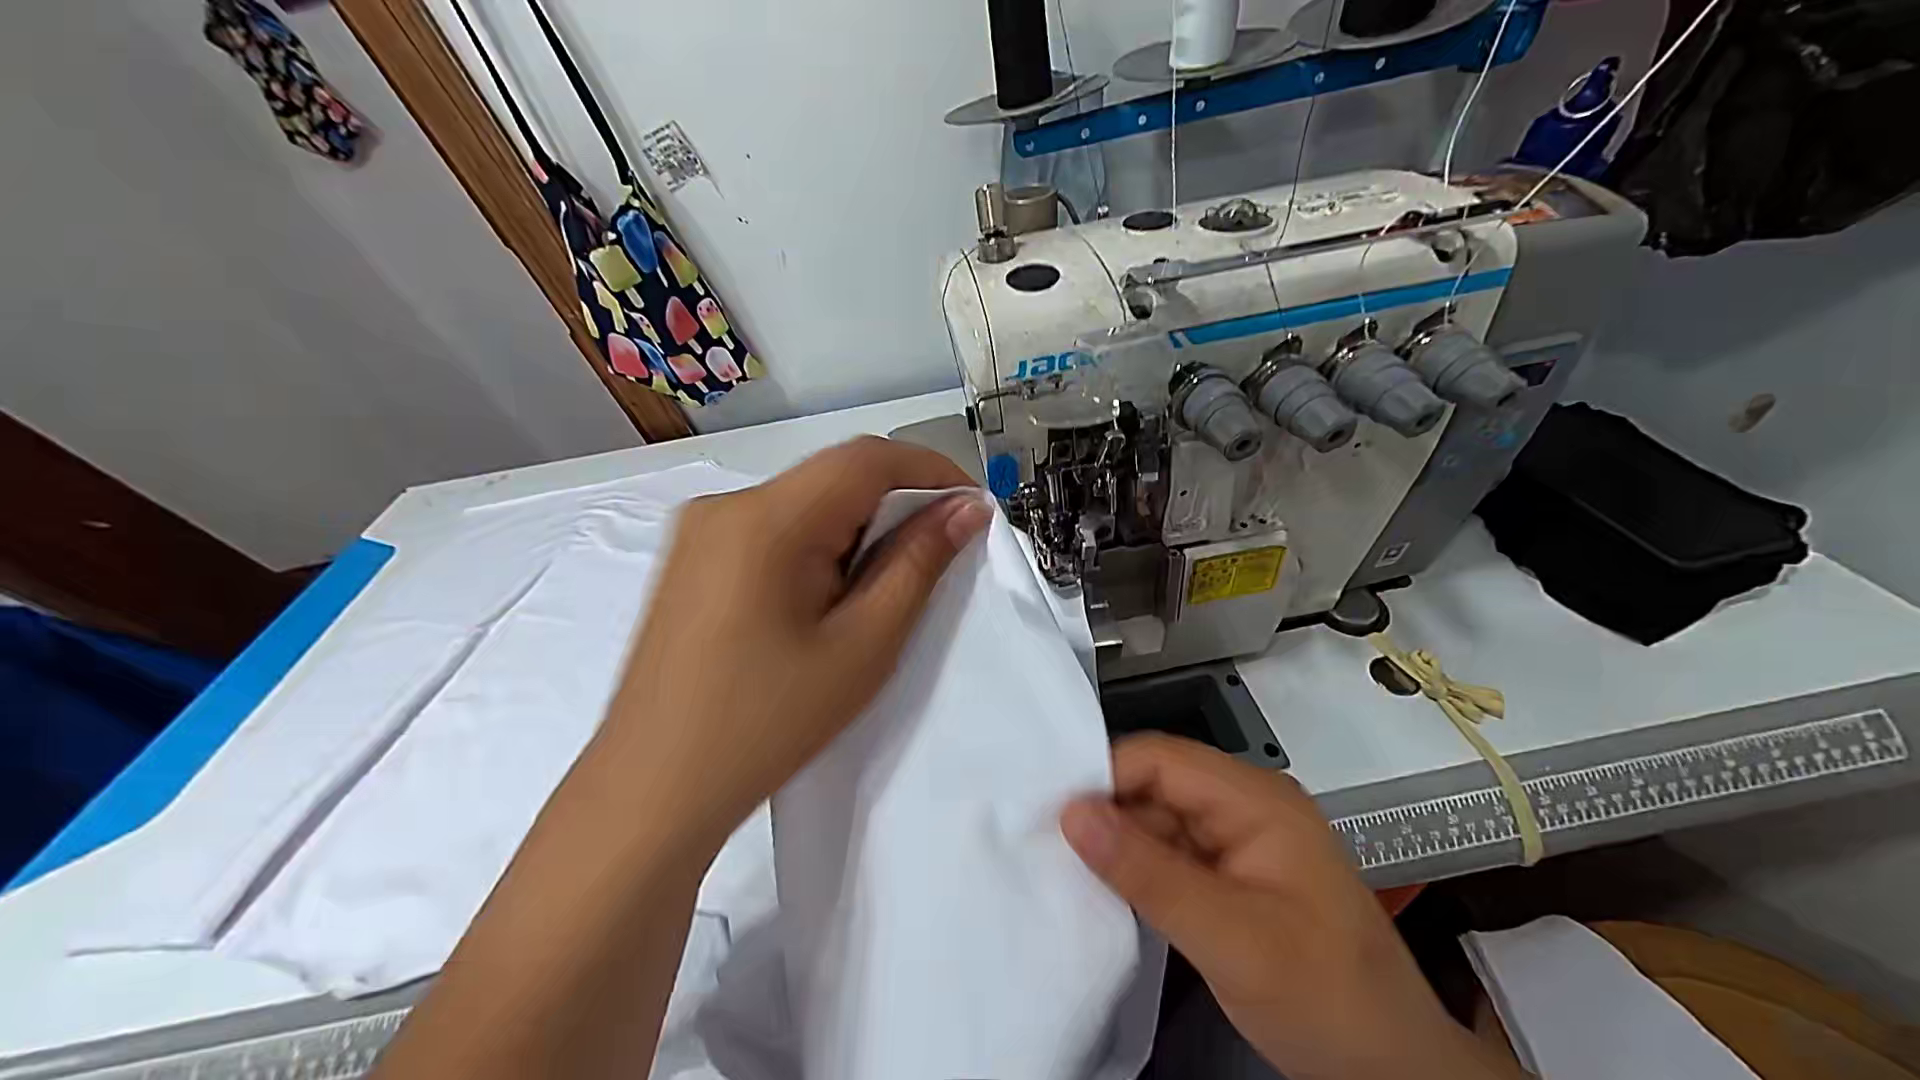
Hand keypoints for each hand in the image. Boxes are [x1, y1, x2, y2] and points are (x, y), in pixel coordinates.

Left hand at [599, 436, 990, 847]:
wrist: (655, 787)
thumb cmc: (768, 722)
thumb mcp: (863, 643)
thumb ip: (918, 563)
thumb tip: (965, 507)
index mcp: (766, 518)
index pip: (865, 458)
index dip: (930, 470)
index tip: (973, 507)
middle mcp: (725, 504)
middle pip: (832, 475)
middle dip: (895, 502)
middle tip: (937, 554)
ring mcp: (699, 529)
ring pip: (804, 499)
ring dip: (857, 525)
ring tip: (881, 586)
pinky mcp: (690, 557)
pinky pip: (771, 525)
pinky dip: (817, 542)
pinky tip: (826, 594)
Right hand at [1061, 735, 1511, 1079]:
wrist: (1392, 1071)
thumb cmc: (1327, 998)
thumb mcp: (1232, 937)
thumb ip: (1148, 873)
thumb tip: (1073, 814)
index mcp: (1256, 799)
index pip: (1161, 759)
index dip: (1104, 774)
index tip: (1051, 808)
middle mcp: (1244, 806)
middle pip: (1155, 784)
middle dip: (1104, 808)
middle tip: (1047, 839)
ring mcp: (1237, 840)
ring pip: (1156, 818)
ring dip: (1116, 840)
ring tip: (1062, 863)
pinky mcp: (1229, 874)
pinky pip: (1168, 852)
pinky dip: (1135, 867)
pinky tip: (1104, 886)